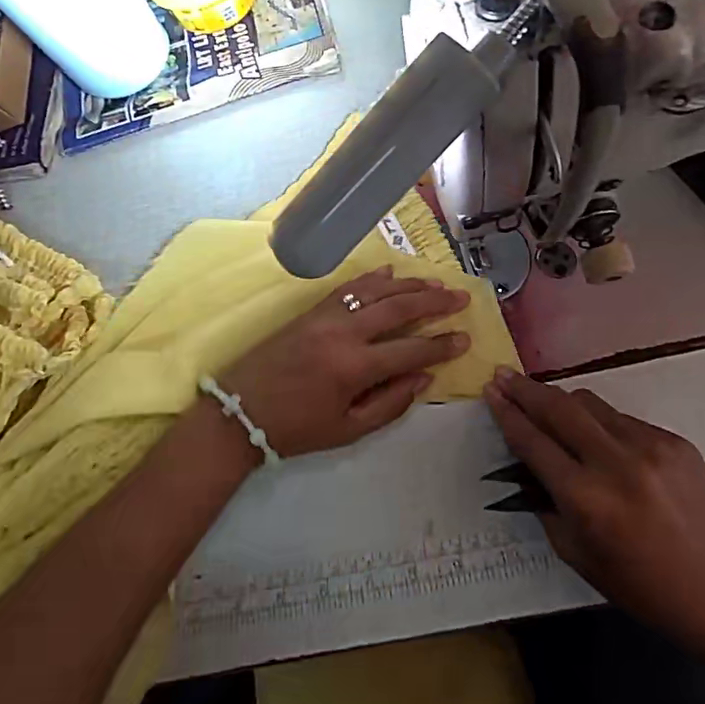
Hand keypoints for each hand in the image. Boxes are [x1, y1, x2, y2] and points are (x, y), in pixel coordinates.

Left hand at [219, 267, 471, 456]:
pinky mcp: (310, 311)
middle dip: (435, 301)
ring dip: (409, 284)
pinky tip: (391, 272)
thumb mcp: (348, 431)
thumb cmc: (296, 429)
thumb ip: (390, 404)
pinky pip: (346, 287)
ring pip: (375, 291)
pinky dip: (371, 278)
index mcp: (355, 368)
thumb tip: (423, 378)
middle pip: (399, 308)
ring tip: (435, 282)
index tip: (466, 338)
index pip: (411, 350)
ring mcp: (325, 317)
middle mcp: (344, 333)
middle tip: (461, 296)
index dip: (442, 346)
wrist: (239, 413)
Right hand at [484, 369, 704, 655]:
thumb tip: (527, 467)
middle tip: (504, 376)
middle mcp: (616, 463)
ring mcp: (650, 446)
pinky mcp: (673, 440)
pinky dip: (599, 423)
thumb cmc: (641, 585)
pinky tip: (596, 439)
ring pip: (591, 404)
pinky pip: (622, 419)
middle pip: (559, 408)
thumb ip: (546, 506)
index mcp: (587, 499)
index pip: (534, 443)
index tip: (490, 392)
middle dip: (526, 389)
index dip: (507, 415)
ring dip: (561, 401)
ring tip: (543, 403)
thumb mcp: (577, 555)